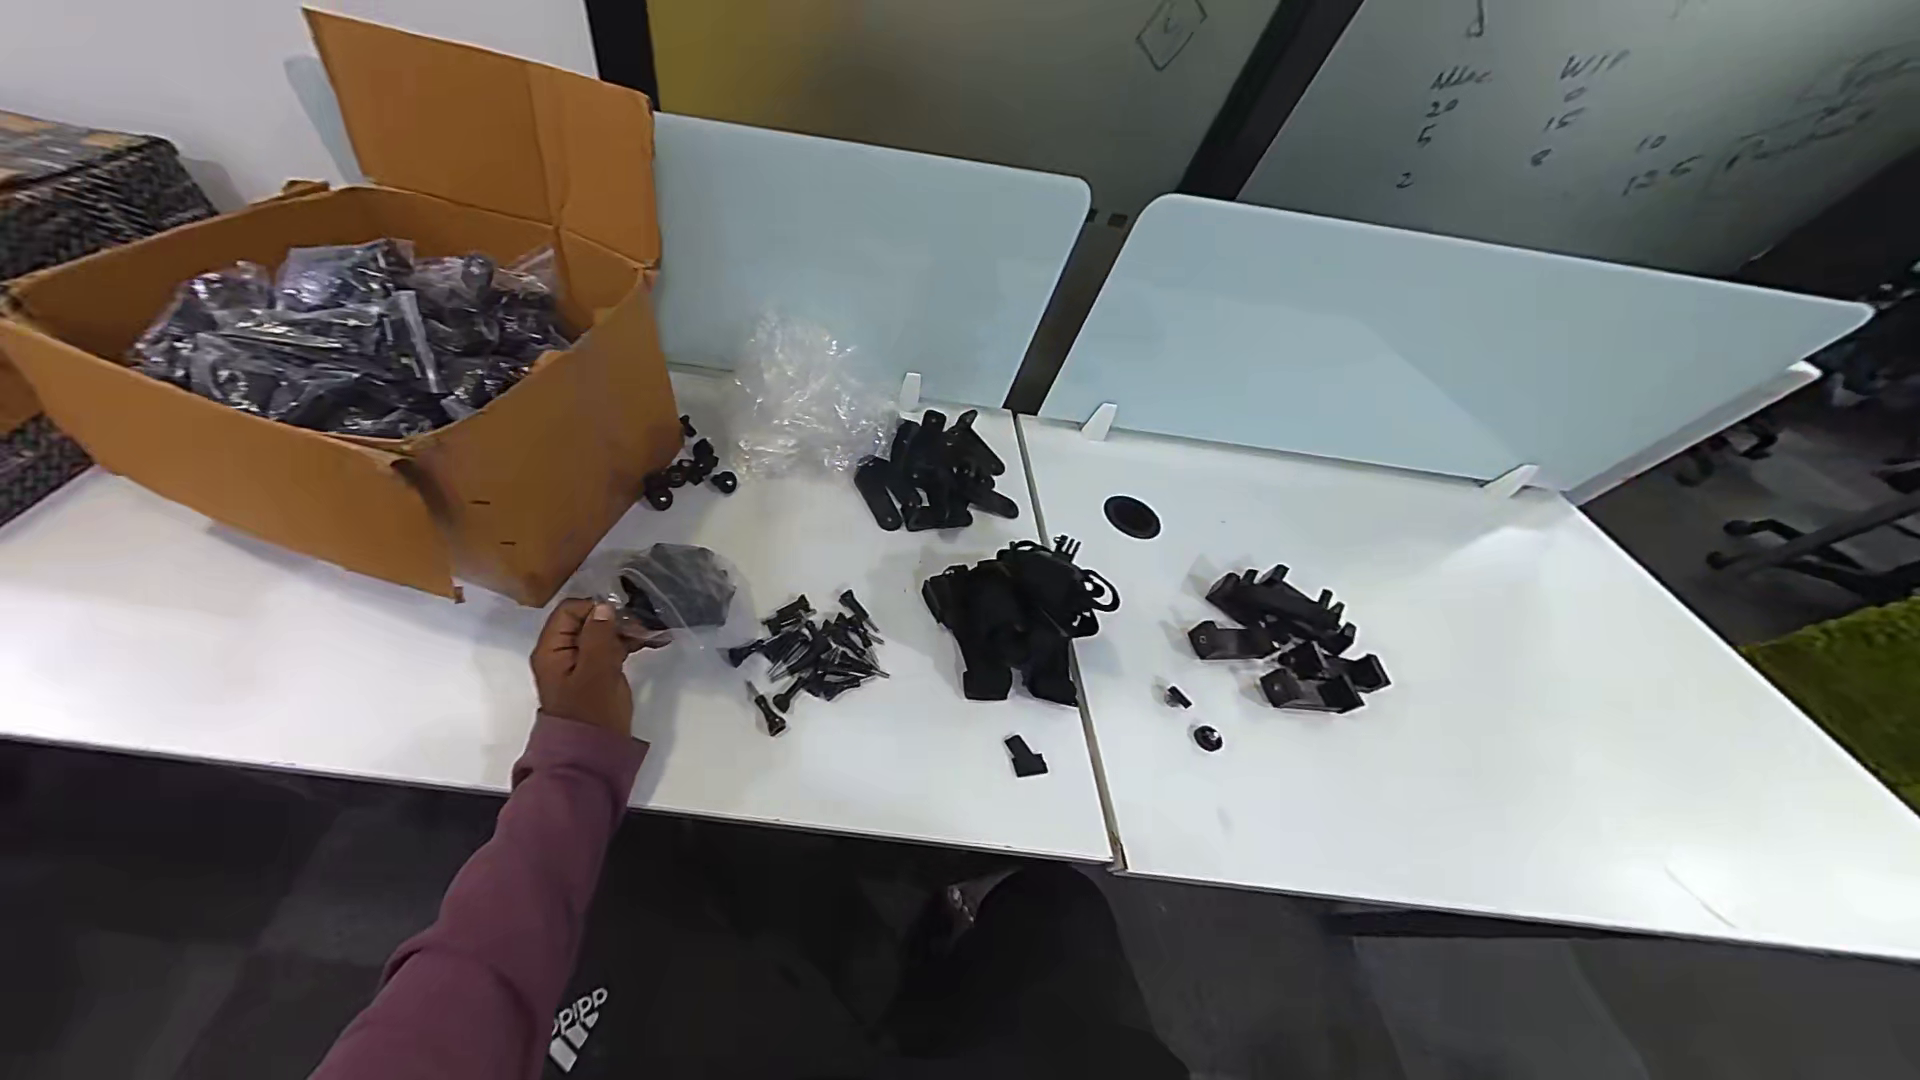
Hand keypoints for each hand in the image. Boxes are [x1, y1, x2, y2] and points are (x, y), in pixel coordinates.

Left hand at [531, 598, 666, 734]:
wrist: (593, 751)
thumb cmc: (591, 710)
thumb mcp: (595, 670)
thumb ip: (598, 635)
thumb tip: (603, 606)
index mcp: (552, 649)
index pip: (569, 611)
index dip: (595, 608)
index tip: (623, 615)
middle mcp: (563, 652)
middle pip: (586, 620)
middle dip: (615, 618)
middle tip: (643, 624)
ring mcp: (580, 662)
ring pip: (602, 633)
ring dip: (625, 630)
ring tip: (652, 632)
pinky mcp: (597, 672)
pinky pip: (611, 648)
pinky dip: (628, 643)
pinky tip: (651, 641)